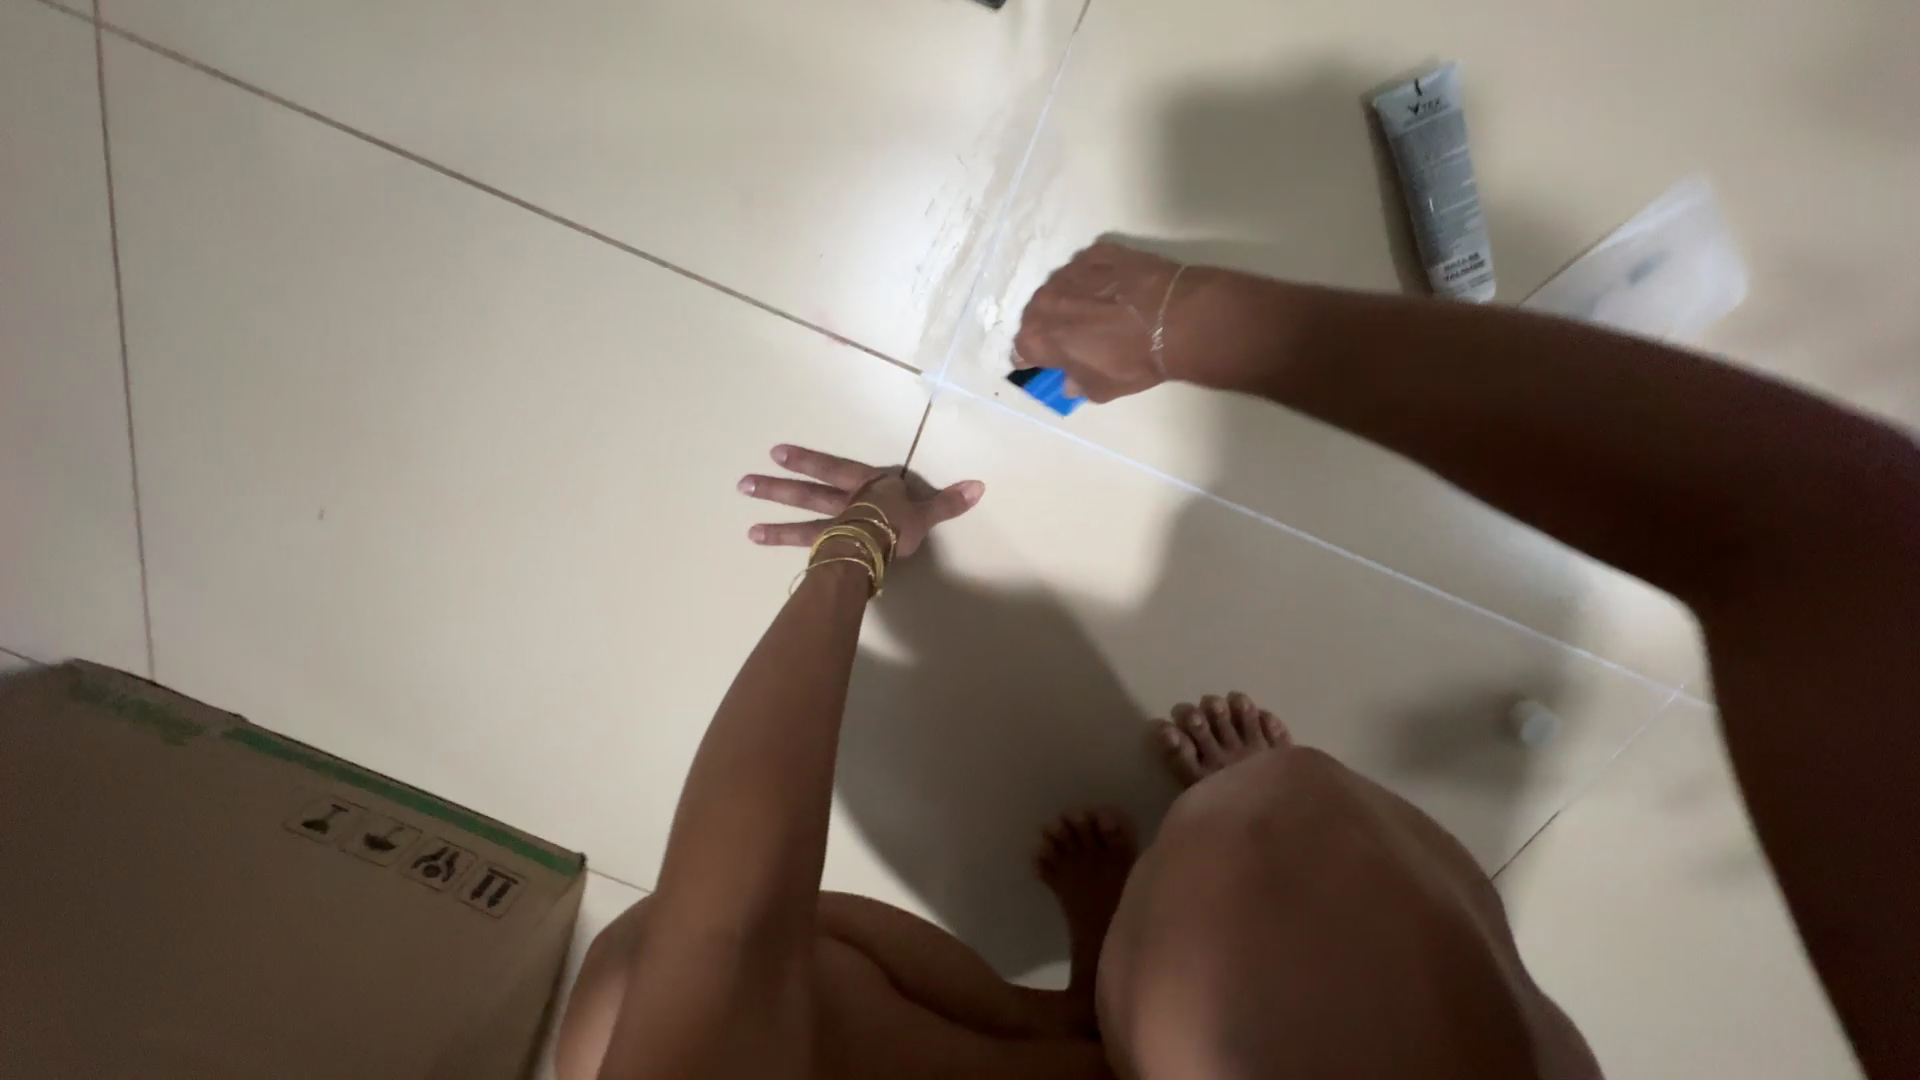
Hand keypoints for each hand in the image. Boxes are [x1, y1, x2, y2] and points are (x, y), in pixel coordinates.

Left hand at [738, 445, 982, 558]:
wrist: (883, 543)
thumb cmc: (902, 523)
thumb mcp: (927, 511)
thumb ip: (947, 502)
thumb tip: (979, 487)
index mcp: (866, 487)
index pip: (833, 468)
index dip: (807, 461)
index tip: (777, 453)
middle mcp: (844, 503)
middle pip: (806, 494)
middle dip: (776, 490)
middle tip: (744, 484)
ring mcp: (835, 528)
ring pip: (801, 523)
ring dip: (774, 526)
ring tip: (747, 530)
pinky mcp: (833, 550)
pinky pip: (808, 549)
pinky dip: (787, 546)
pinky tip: (763, 544)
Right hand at [1013, 240, 1191, 402]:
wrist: (1174, 318)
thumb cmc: (1131, 361)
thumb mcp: (1100, 389)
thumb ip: (1077, 384)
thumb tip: (1071, 381)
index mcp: (1037, 337)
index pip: (1022, 349)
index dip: (1035, 357)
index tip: (1048, 361)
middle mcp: (1044, 300)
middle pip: (1037, 315)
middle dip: (1051, 326)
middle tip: (1075, 337)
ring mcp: (1070, 270)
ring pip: (1060, 288)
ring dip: (1071, 299)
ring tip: (1098, 310)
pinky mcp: (1097, 251)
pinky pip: (1087, 268)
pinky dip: (1095, 278)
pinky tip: (1116, 289)